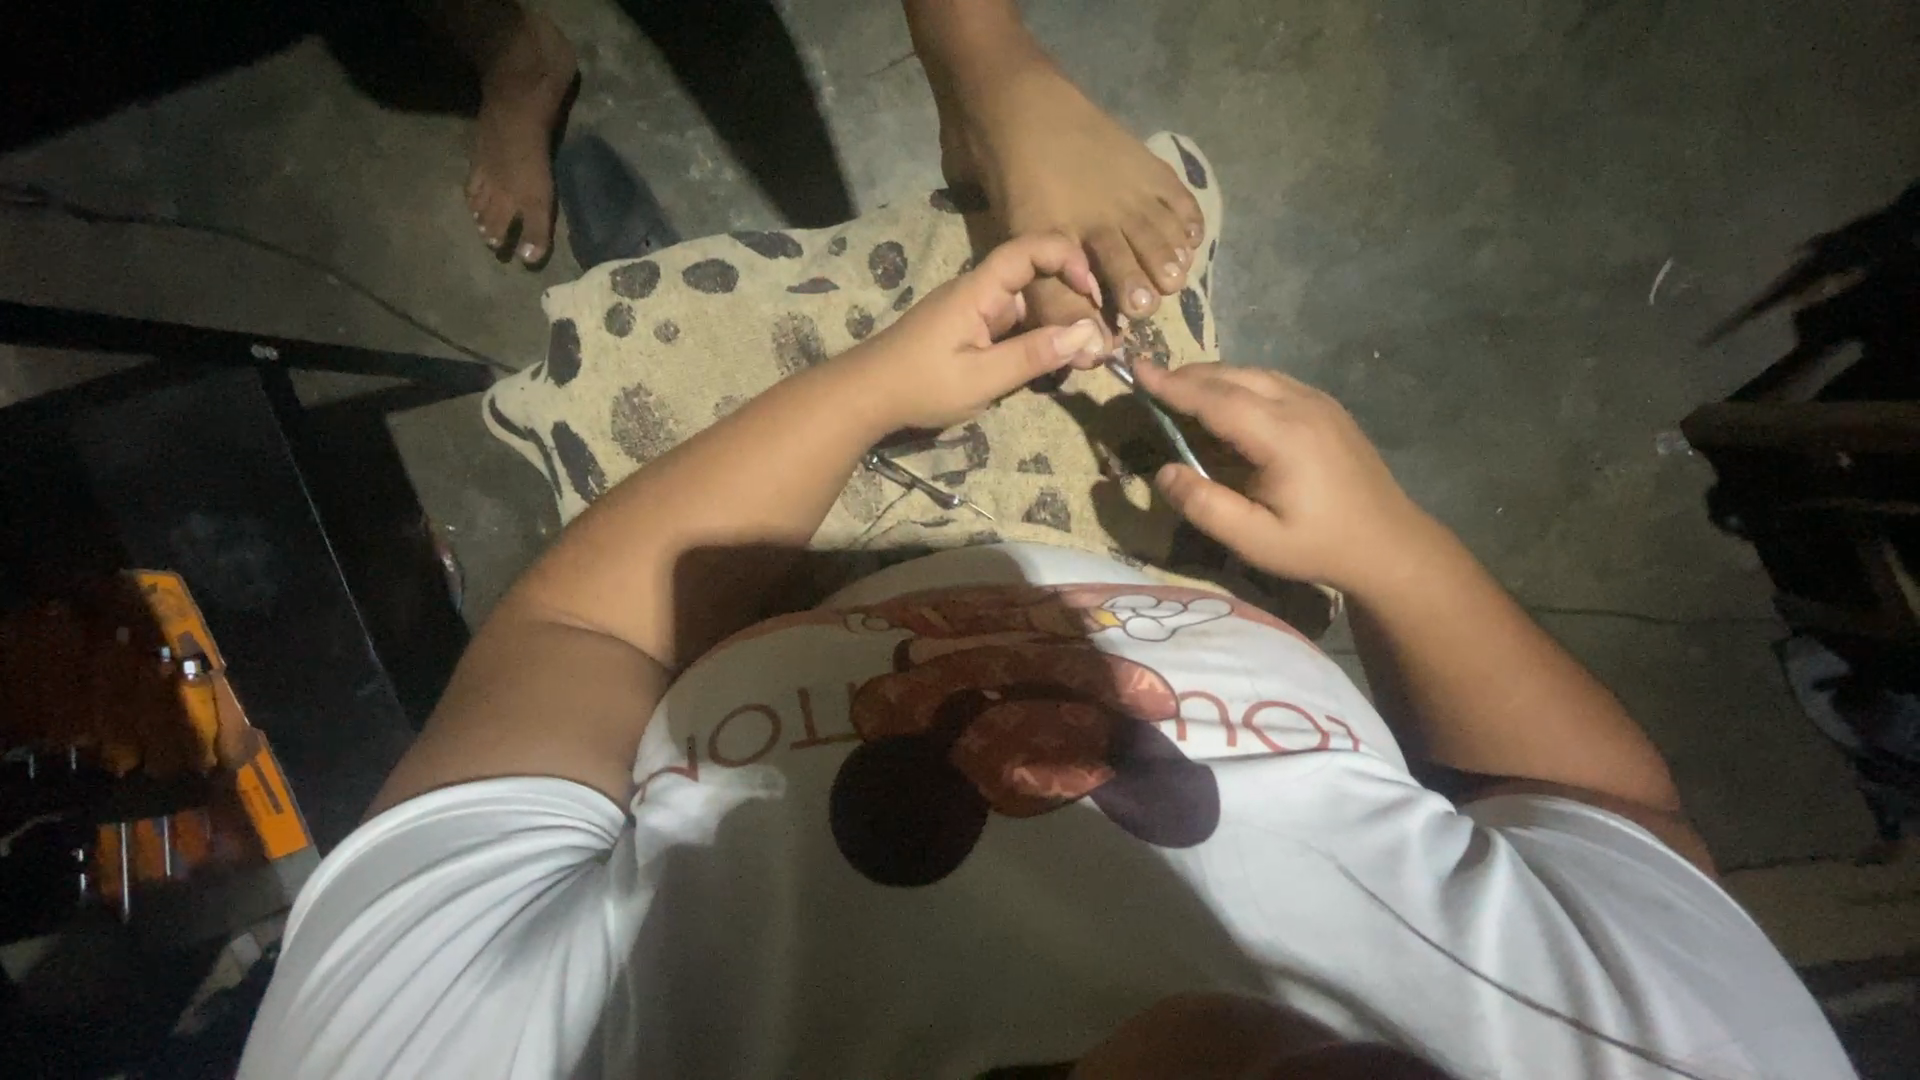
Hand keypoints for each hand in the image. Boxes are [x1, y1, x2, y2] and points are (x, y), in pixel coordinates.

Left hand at [843, 232, 1108, 431]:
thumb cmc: (920, 385)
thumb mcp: (982, 378)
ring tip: (1086, 358)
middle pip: (1036, 281)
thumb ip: (1033, 356)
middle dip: (1072, 306)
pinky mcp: (970, 333)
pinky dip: (1037, 342)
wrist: (866, 396)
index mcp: (978, 290)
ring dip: (1058, 329)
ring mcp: (974, 313)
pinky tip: (1056, 365)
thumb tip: (1087, 334)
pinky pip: (1013, 328)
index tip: (1094, 290)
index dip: (1066, 258)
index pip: (1029, 250)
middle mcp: (979, 293)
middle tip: (1102, 342)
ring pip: (1027, 308)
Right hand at [1135, 362, 1445, 596]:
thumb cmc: (1317, 545)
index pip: (1215, 399)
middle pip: (1233, 376)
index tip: (1136, 370)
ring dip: (1212, 378)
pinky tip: (1223, 403)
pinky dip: (1237, 384)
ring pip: (1254, 374)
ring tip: (1178, 390)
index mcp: (1282, 436)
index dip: (1172, 385)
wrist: (1389, 544)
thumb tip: (1164, 472)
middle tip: (1149, 382)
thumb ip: (1204, 506)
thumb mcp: (1254, 540)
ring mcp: (1318, 402)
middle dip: (1187, 376)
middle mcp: (1301, 406)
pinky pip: (1272, 382)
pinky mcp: (1326, 408)